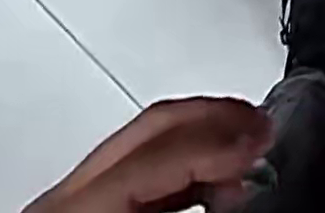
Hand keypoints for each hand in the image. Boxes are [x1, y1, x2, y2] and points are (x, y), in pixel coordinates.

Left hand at [25, 97, 271, 212]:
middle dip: (214, 120)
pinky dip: (183, 167)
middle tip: (262, 128)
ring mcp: (66, 206)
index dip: (217, 141)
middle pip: (151, 128)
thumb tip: (240, 197)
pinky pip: (139, 174)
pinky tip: (212, 180)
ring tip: (247, 149)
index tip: (260, 140)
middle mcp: (63, 203)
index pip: (157, 153)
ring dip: (203, 138)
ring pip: (147, 142)